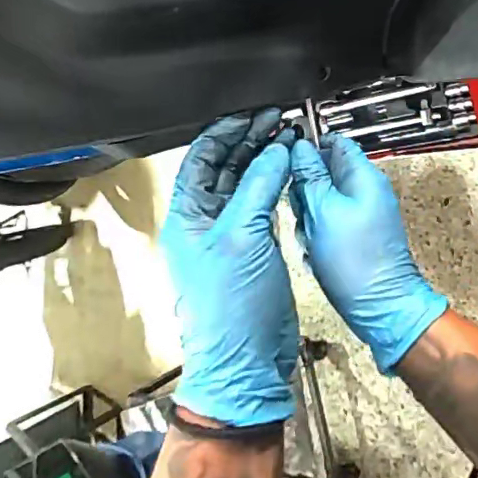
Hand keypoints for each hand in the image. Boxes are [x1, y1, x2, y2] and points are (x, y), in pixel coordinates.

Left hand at [160, 110, 299, 426]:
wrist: (247, 361)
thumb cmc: (229, 307)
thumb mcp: (241, 238)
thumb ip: (257, 189)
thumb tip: (274, 151)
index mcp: (187, 215)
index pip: (200, 159)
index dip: (223, 133)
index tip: (250, 116)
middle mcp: (206, 221)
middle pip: (225, 168)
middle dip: (250, 142)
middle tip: (277, 120)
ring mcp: (232, 234)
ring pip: (247, 185)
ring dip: (266, 161)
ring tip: (289, 136)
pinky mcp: (255, 247)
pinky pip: (263, 205)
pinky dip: (276, 186)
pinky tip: (290, 170)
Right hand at [288, 136, 446, 373]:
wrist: (379, 307)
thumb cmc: (354, 259)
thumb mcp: (322, 210)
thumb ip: (309, 174)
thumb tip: (300, 146)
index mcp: (363, 176)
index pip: (335, 142)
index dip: (310, 147)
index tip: (287, 160)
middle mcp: (364, 190)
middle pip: (324, 171)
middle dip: (304, 187)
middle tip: (300, 208)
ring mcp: (359, 214)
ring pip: (320, 198)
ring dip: (307, 213)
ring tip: (308, 233)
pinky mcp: (353, 235)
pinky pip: (326, 221)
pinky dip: (316, 231)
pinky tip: (313, 248)